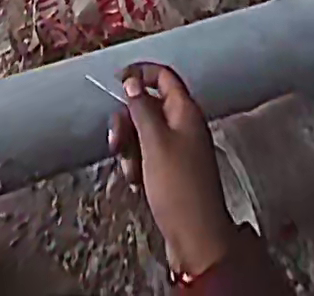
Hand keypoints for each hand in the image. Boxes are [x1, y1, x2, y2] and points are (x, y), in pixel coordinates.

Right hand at [107, 63, 236, 276]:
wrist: (196, 239)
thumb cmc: (177, 185)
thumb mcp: (153, 141)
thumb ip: (141, 108)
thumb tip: (132, 81)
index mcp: (185, 111)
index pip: (163, 76)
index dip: (140, 73)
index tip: (117, 80)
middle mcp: (183, 125)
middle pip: (148, 105)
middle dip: (128, 121)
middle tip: (117, 140)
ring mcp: (179, 148)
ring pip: (144, 131)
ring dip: (130, 146)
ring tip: (130, 169)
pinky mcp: (172, 169)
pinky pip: (148, 154)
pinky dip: (138, 163)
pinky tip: (137, 181)